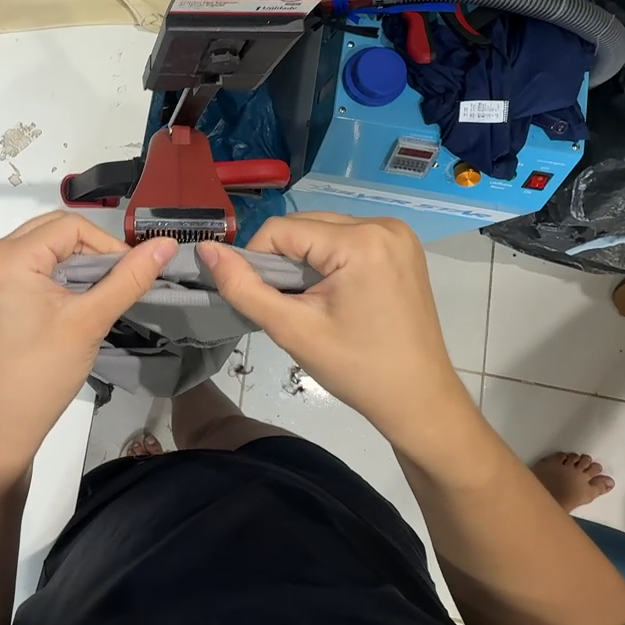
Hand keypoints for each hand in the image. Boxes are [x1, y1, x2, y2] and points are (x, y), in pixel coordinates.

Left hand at [0, 212, 174, 473]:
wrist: (3, 422)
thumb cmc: (43, 372)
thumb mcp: (91, 320)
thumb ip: (129, 278)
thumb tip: (167, 245)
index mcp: (7, 256)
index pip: (70, 226)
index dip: (107, 245)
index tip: (132, 274)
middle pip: (53, 230)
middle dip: (90, 251)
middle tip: (117, 283)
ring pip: (42, 245)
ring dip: (74, 262)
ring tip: (97, 294)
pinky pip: (29, 263)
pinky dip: (56, 273)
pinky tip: (73, 300)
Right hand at [198, 213, 466, 438]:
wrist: (418, 399)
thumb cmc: (355, 369)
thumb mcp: (291, 329)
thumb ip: (243, 287)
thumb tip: (206, 250)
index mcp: (361, 241)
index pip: (280, 230)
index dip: (259, 262)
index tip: (268, 302)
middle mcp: (383, 225)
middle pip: (302, 226)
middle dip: (284, 261)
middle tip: (291, 306)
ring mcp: (396, 234)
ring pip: (320, 231)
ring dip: (304, 260)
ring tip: (312, 302)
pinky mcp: (401, 246)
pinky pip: (344, 238)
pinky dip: (327, 260)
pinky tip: (334, 295)